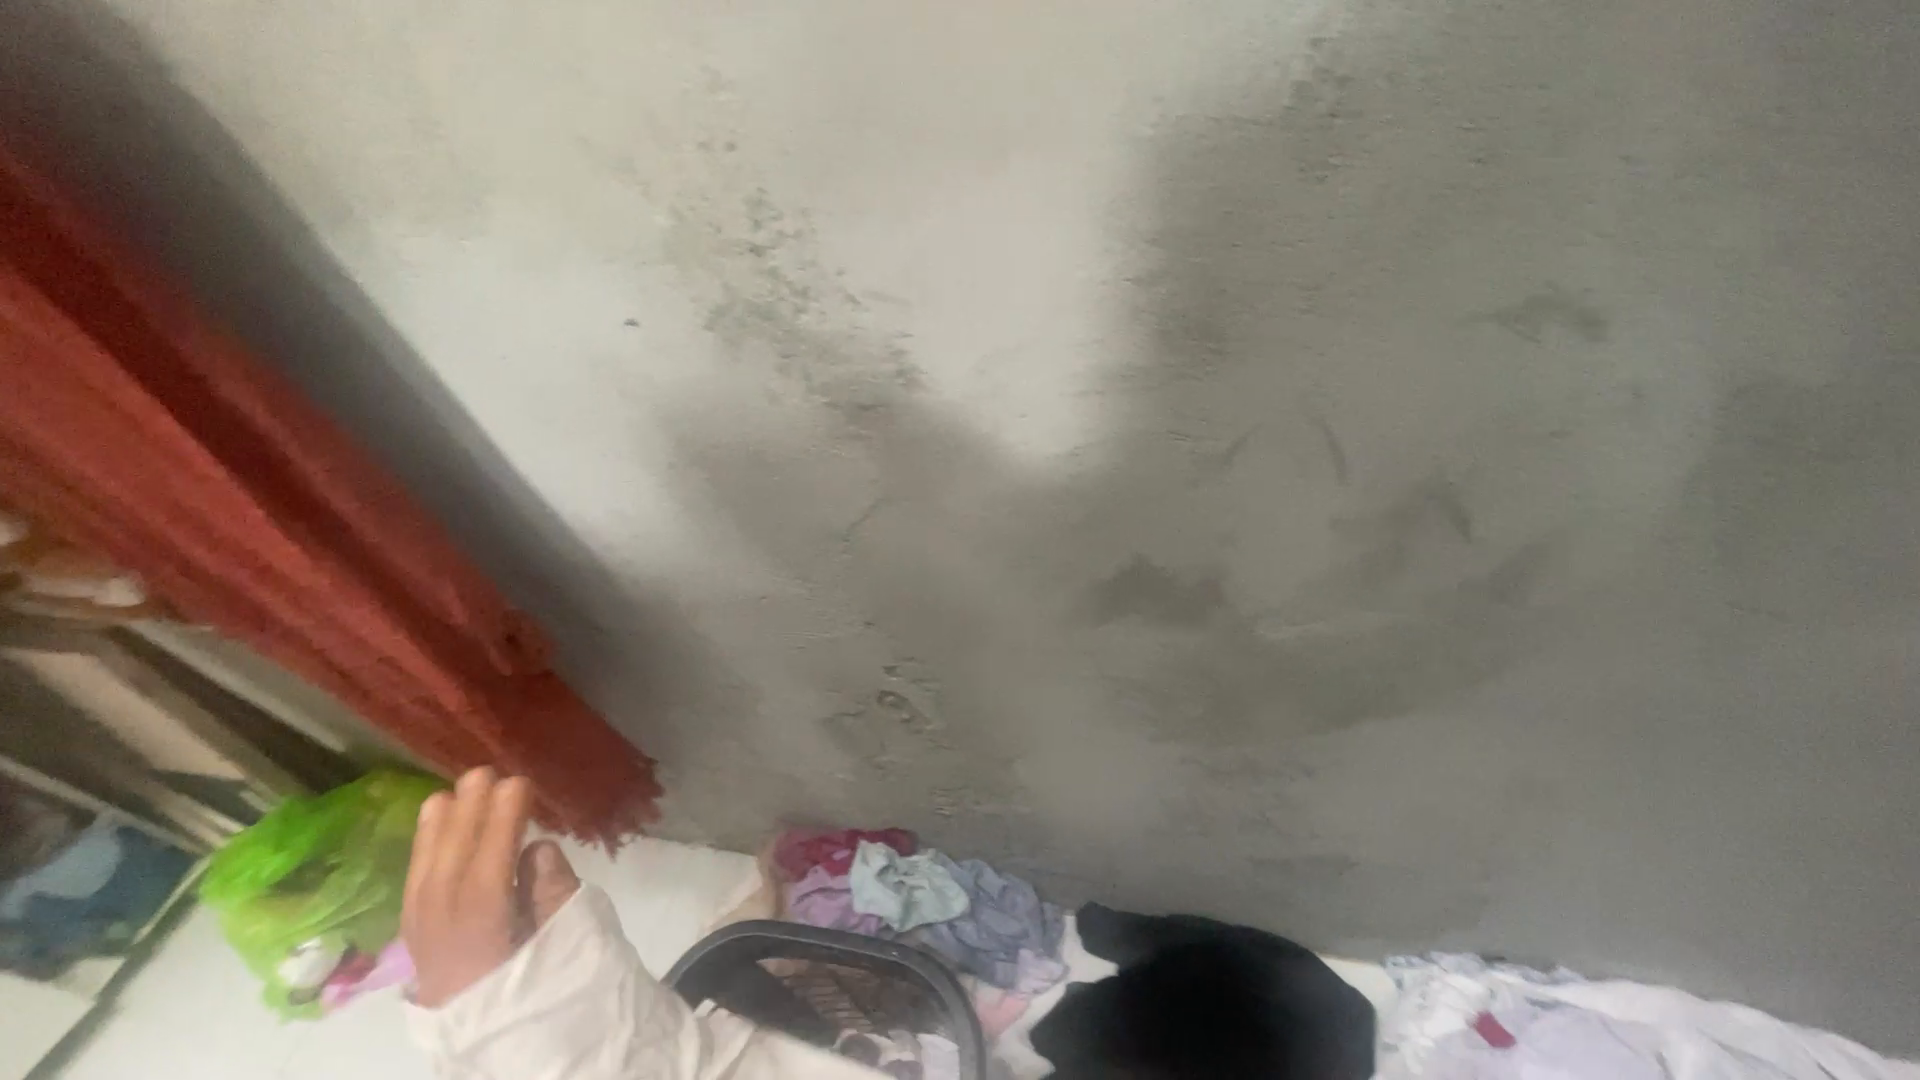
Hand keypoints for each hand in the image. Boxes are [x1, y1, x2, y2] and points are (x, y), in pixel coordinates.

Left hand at [401, 767, 579, 1008]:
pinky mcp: (415, 931)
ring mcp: (421, 932)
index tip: (519, 783)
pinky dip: (424, 843)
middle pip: (450, 864)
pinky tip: (433, 816)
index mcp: (482, 936)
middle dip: (468, 814)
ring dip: (443, 823)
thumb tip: (537, 847)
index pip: (487, 869)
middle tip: (488, 771)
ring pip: (426, 868)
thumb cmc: (546, 982)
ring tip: (461, 785)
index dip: (501, 824)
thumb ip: (551, 892)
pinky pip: (415, 878)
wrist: (502, 1038)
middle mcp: (442, 931)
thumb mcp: (567, 942)